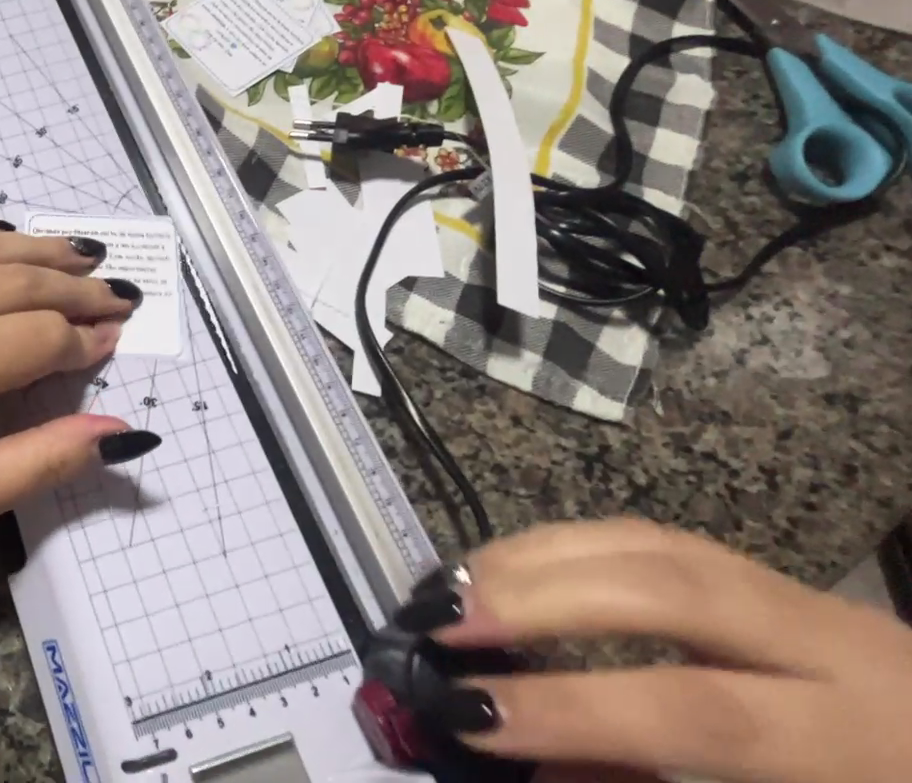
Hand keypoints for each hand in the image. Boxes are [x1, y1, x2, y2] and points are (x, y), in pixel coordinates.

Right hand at [396, 519, 911, 782]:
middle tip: (437, 620)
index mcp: (857, 740)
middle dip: (537, 598)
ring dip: (530, 557)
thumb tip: (525, 764)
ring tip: (448, 585)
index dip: (571, 707)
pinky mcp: (755, 570)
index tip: (466, 713)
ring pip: (646, 540)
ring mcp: (795, 593)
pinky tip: (505, 564)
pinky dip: (559, 545)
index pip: (697, 708)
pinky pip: (644, 535)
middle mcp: (834, 647)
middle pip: (665, 587)